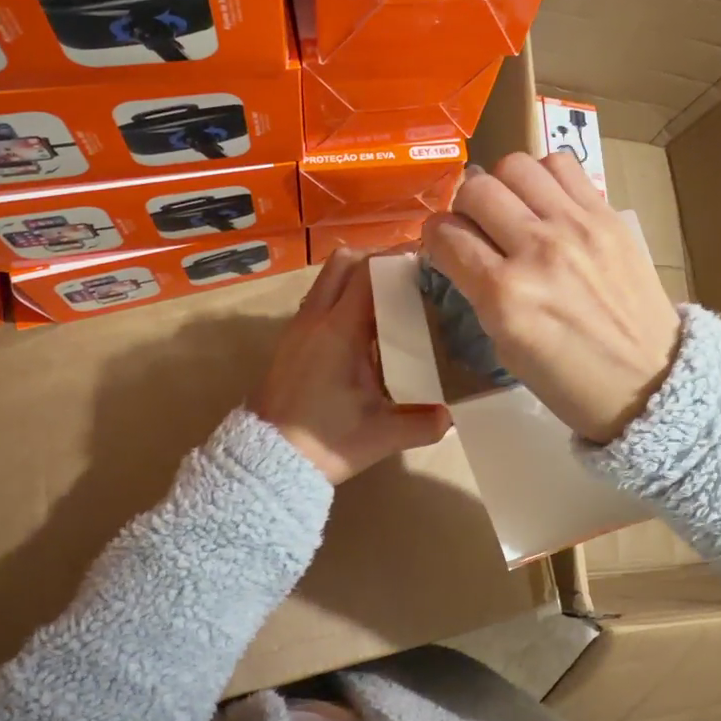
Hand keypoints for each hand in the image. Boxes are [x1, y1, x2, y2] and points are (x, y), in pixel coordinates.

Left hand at [253, 249, 451, 484]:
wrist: (266, 462)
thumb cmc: (325, 443)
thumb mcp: (383, 435)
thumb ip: (425, 422)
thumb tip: (454, 415)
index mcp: (339, 331)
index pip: (369, 272)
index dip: (397, 258)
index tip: (426, 260)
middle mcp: (316, 319)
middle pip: (344, 261)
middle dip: (376, 259)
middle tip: (407, 276)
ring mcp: (298, 327)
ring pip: (328, 278)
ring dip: (358, 277)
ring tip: (391, 298)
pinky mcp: (290, 340)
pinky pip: (320, 299)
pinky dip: (343, 297)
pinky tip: (366, 327)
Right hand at [423, 152, 682, 443]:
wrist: (651, 383)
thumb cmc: (572, 383)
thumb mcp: (506, 349)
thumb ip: (481, 293)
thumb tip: (465, 252)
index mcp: (505, 296)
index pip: (446, 236)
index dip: (434, 237)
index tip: (443, 244)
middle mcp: (537, 250)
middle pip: (476, 189)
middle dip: (464, 206)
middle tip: (477, 226)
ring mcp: (576, 226)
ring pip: (515, 165)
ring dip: (503, 185)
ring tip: (514, 209)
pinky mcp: (608, 216)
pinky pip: (563, 165)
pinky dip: (545, 177)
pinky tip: (548, 202)